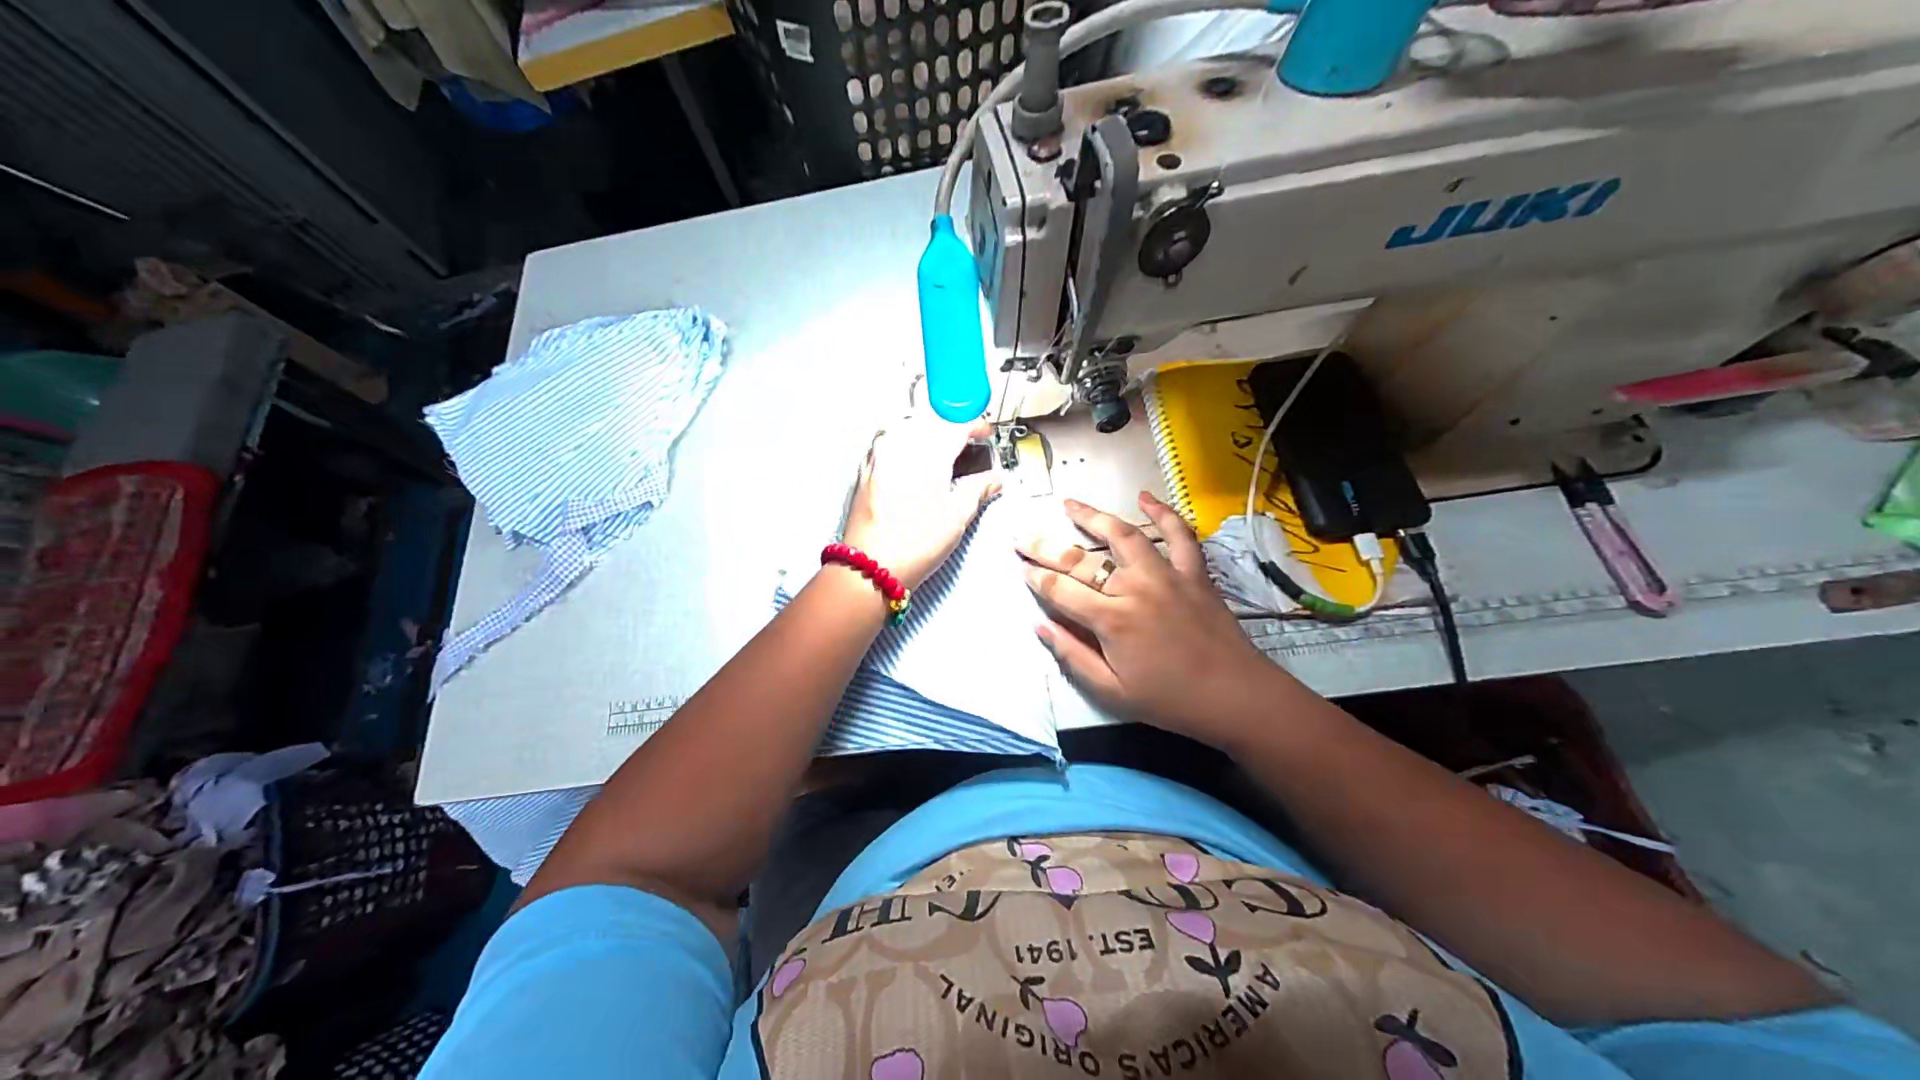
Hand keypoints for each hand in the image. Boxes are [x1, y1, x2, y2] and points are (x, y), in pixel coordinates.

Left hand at [841, 414, 1000, 589]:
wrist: (871, 566)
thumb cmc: (916, 542)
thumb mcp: (958, 514)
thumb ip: (979, 488)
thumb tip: (993, 479)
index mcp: (928, 450)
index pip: (957, 424)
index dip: (976, 426)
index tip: (985, 433)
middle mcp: (901, 444)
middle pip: (932, 422)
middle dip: (951, 428)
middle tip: (967, 442)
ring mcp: (879, 455)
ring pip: (908, 429)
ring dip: (928, 434)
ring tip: (942, 452)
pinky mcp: (866, 469)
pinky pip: (890, 444)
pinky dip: (907, 445)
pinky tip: (915, 463)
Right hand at [1018, 492, 1284, 745]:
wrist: (1234, 695)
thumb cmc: (1169, 700)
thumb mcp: (1112, 691)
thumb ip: (1073, 656)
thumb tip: (1040, 626)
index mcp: (1112, 620)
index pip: (1061, 590)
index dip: (1036, 577)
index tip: (1019, 566)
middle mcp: (1134, 588)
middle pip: (1082, 560)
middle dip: (1046, 547)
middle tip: (1024, 535)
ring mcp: (1166, 575)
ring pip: (1124, 535)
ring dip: (1094, 516)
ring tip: (1070, 504)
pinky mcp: (1193, 572)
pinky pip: (1178, 535)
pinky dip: (1163, 513)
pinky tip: (1146, 497)